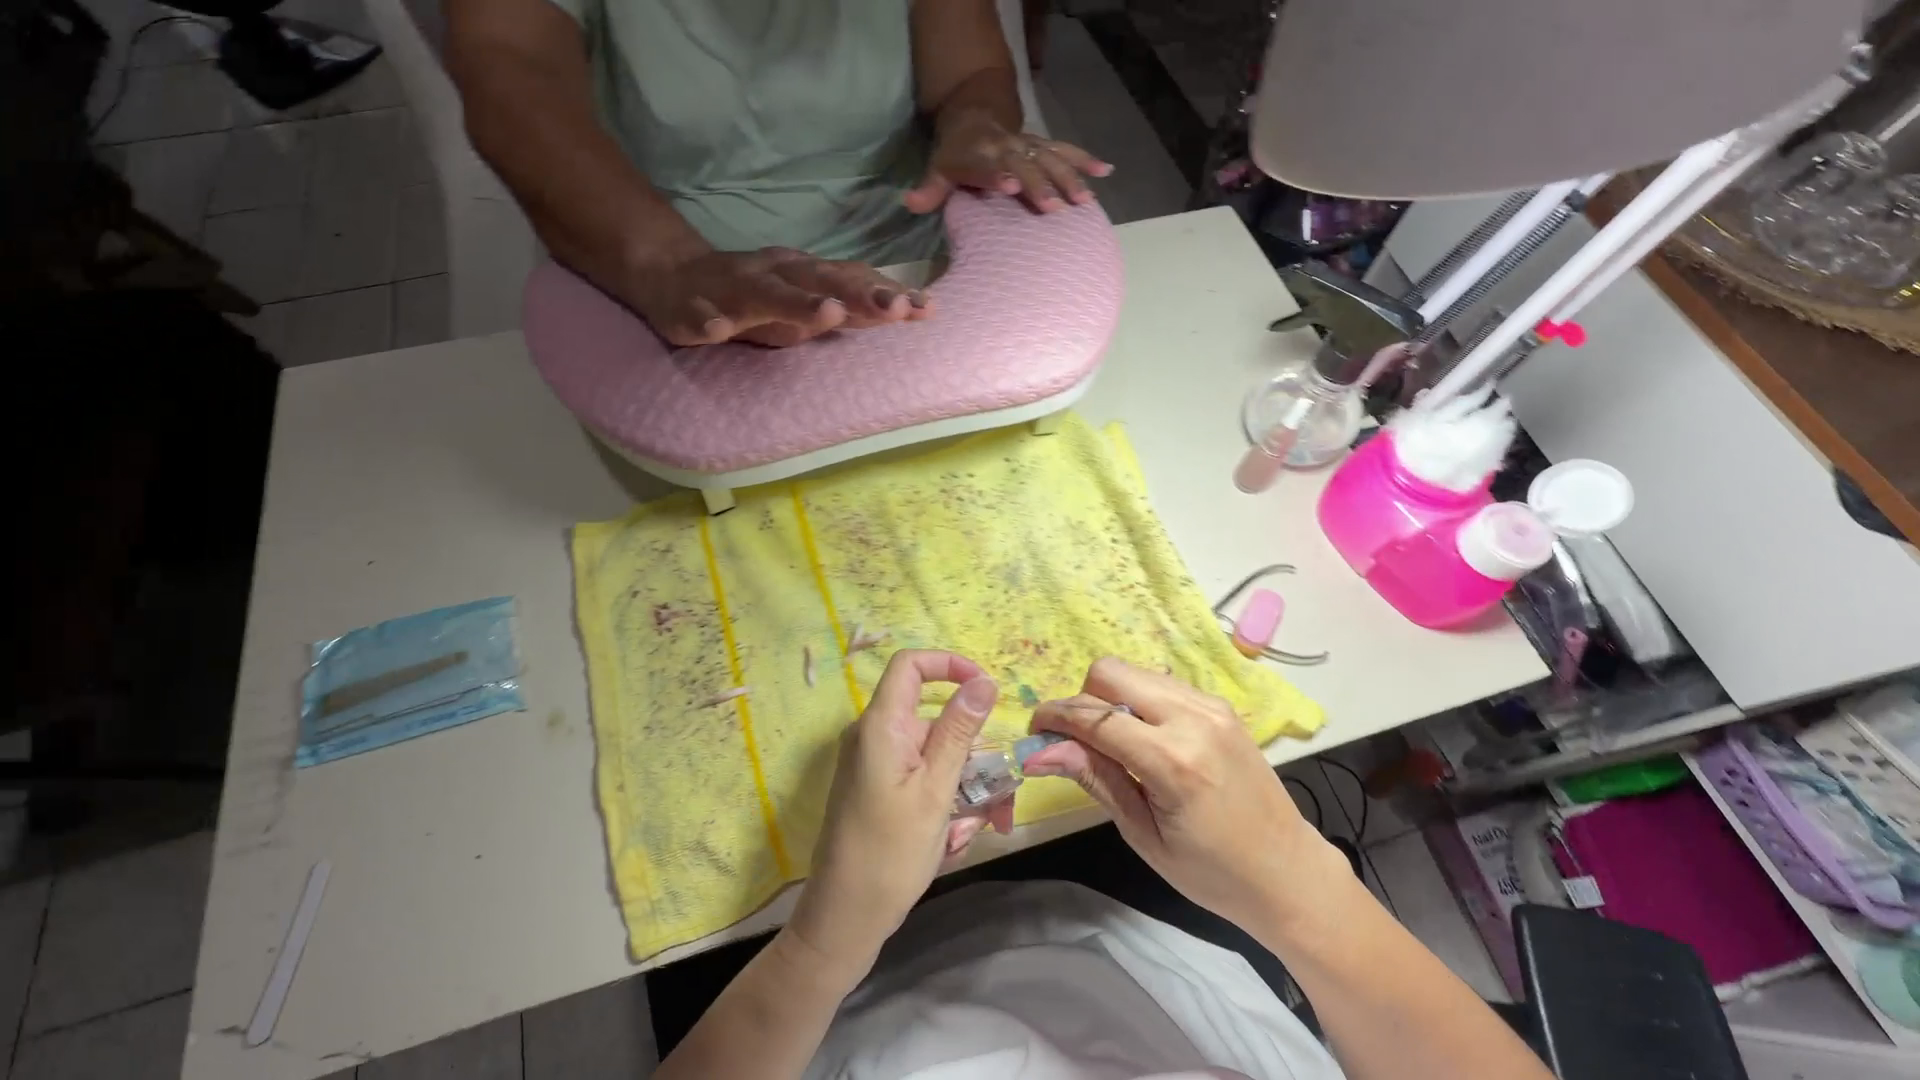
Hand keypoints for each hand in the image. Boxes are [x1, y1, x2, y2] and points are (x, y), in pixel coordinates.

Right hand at [624, 247, 931, 347]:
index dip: (887, 293)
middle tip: (895, 309)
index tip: (926, 309)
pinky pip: (701, 316)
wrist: (671, 276)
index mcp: (803, 273)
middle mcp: (775, 274)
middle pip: (821, 281)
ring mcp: (734, 289)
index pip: (852, 281)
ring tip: (829, 315)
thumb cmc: (754, 295)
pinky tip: (717, 331)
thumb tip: (908, 310)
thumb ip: (850, 305)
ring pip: (767, 294)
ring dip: (798, 303)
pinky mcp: (694, 308)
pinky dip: (709, 322)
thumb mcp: (807, 300)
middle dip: (859, 295)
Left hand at [788, 650, 1006, 975]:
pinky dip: (946, 802)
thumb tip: (983, 681)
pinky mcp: (879, 790)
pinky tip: (955, 840)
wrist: (844, 917)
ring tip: (980, 831)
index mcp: (881, 726)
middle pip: (935, 720)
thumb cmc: (890, 852)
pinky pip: (922, 779)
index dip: (949, 665)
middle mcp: (874, 737)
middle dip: (974, 754)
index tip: (987, 689)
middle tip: (1003, 799)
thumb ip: (959, 731)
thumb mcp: (936, 790)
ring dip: (966, 787)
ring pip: (936, 756)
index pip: (911, 665)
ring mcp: (876, 765)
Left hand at [904, 111, 1112, 214]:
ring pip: (1050, 157)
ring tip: (1085, 199)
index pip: (988, 165)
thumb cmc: (956, 153)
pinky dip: (1085, 160)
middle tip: (1054, 208)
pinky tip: (1106, 171)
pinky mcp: (1043, 145)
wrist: (975, 116)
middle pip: (1026, 164)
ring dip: (1069, 176)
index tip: (1010, 186)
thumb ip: (929, 190)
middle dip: (1039, 183)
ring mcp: (1028, 145)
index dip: (998, 174)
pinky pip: (1066, 150)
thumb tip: (909, 203)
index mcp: (979, 154)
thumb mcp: (938, 170)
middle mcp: (1007, 147)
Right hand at [1021, 658, 1346, 931]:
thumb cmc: (1212, 872)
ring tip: (1113, 743)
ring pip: (1136, 671)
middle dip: (1083, 699)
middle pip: (1111, 672)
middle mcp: (1193, 719)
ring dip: (1112, 697)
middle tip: (1078, 740)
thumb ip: (1096, 778)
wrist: (1288, 872)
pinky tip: (1145, 737)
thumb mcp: (1143, 834)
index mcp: (1172, 760)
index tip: (1036, 733)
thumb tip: (1041, 751)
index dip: (1055, 718)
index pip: (1094, 716)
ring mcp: (1212, 706)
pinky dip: (1140, 699)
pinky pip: (1163, 683)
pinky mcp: (1222, 706)